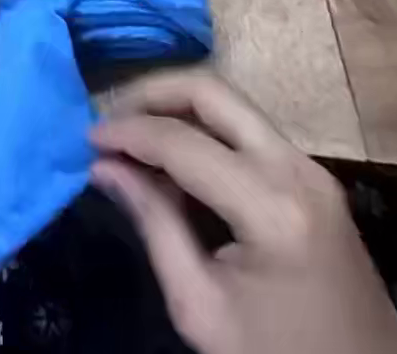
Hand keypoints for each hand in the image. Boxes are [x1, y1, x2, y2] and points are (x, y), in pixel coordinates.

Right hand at [90, 69, 396, 353]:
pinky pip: (244, 125)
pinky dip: (199, 123)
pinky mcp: (310, 174)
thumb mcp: (200, 305)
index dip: (126, 132)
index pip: (180, 141)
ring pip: (228, 100)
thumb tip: (103, 164)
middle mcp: (296, 168)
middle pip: (211, 90)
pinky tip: (171, 150)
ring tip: (132, 132)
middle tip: (111, 119)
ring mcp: (309, 166)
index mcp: (272, 208)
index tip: (86, 137)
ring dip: (174, 105)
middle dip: (151, 93)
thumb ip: (152, 222)